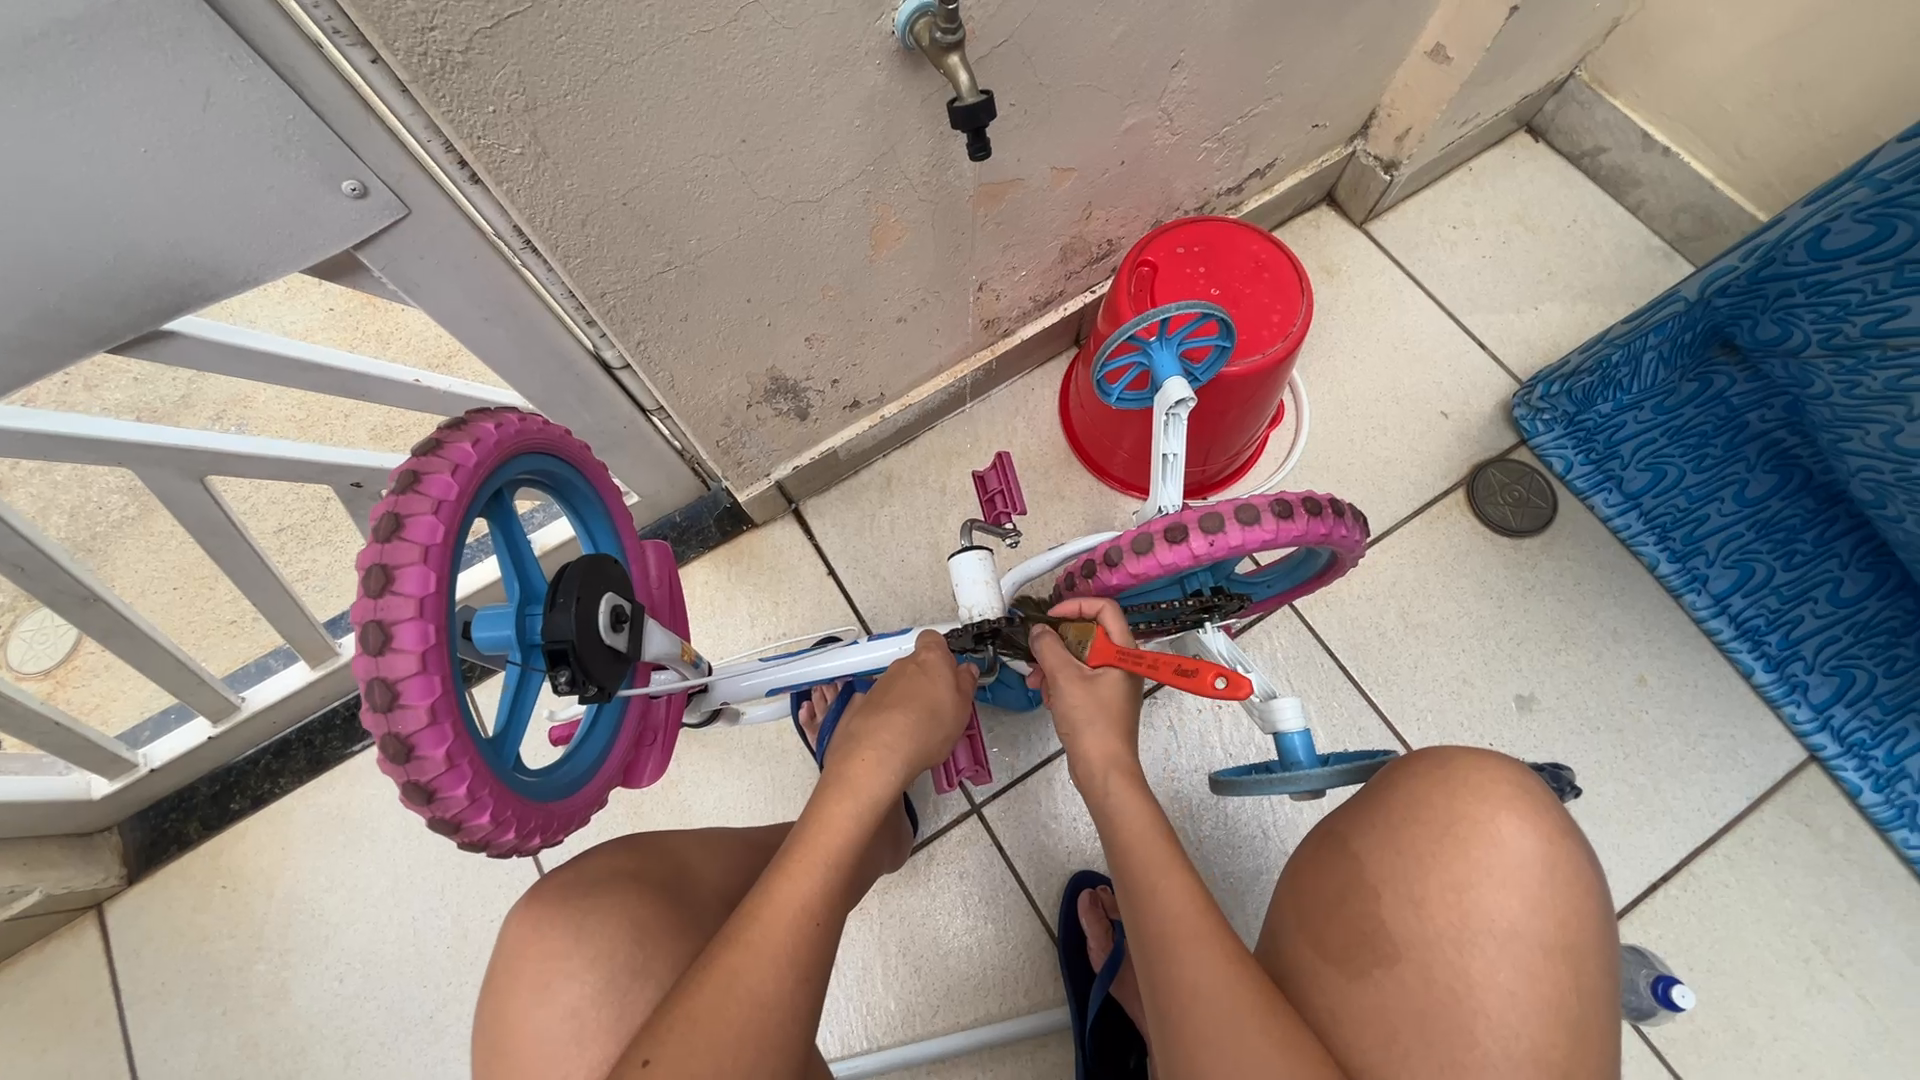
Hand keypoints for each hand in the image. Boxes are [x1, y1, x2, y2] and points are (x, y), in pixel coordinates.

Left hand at [819, 631, 978, 793]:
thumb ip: (966, 684)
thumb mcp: (962, 709)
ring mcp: (880, 683)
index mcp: (930, 659)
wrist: (878, 753)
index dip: (942, 652)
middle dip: (927, 680)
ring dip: (908, 699)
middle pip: (917, 664)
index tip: (950, 672)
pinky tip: (895, 735)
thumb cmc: (927, 728)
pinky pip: (881, 703)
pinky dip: (889, 714)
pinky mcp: (862, 704)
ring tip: (917, 727)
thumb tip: (967, 670)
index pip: (933, 639)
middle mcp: (902, 664)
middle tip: (939, 706)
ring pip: (899, 684)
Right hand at [1027, 598, 1144, 786]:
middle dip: (1058, 643)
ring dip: (1054, 665)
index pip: (1104, 609)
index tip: (1050, 618)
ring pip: (1079, 658)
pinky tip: (1047, 697)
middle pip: (1088, 634)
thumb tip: (1039, 630)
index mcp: (1124, 652)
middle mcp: (1122, 663)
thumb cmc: (1091, 722)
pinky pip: (1079, 679)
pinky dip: (1061, 683)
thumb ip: (1049, 647)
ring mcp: (1113, 683)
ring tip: (1036, 682)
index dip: (1076, 606)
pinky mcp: (1102, 700)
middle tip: (1036, 653)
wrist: (1103, 771)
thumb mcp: (1064, 679)